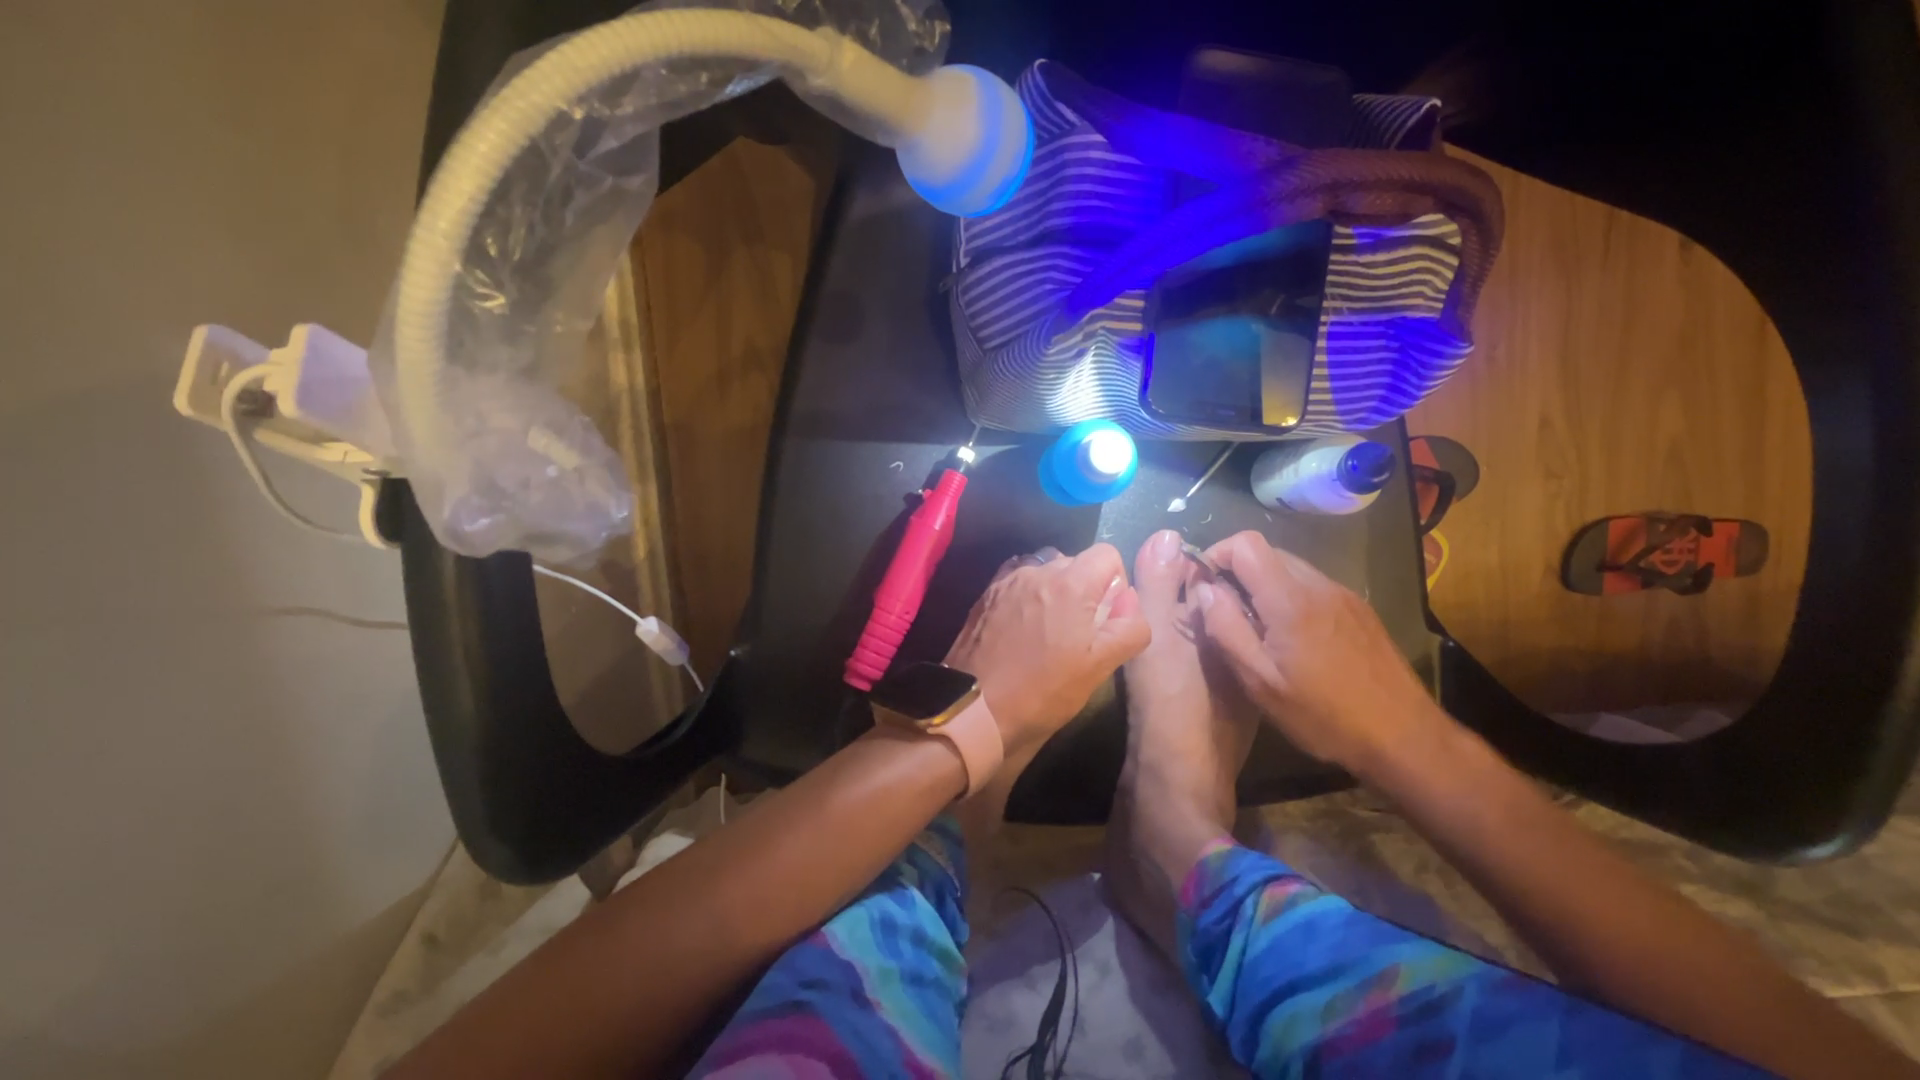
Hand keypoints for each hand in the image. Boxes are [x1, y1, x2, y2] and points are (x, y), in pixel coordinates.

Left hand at [945, 543, 1150, 761]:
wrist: (974, 710)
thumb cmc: (1043, 691)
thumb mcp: (1100, 667)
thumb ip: (1129, 627)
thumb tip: (1129, 601)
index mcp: (1070, 582)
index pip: (1107, 554)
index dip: (1115, 583)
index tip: (1106, 617)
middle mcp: (1037, 570)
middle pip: (1075, 561)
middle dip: (1085, 589)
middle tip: (1078, 633)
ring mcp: (1007, 581)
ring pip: (1045, 571)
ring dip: (1054, 593)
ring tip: (1048, 633)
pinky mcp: (985, 596)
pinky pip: (1018, 583)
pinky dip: (1028, 598)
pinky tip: (1022, 631)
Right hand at [1193, 531, 1445, 772]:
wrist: (1403, 736)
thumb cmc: (1324, 716)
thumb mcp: (1260, 682)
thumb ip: (1226, 629)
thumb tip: (1204, 590)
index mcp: (1291, 600)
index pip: (1246, 543)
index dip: (1216, 555)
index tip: (1203, 587)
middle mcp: (1319, 586)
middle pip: (1267, 553)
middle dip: (1237, 573)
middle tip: (1224, 614)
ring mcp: (1343, 596)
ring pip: (1290, 570)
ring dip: (1264, 588)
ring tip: (1256, 631)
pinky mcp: (1358, 610)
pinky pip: (1312, 588)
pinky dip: (1290, 599)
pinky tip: (1292, 641)